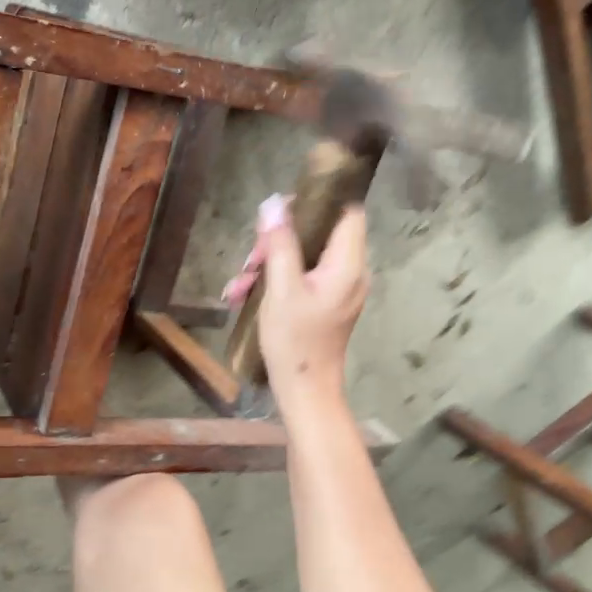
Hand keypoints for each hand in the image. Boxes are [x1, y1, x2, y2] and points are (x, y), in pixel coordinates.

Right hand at [255, 196, 368, 395]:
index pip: (347, 212)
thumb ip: (279, 244)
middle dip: (279, 239)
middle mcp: (350, 272)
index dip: (318, 201)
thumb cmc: (295, 341)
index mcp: (347, 265)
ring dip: (269, 263)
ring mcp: (338, 288)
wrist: (304, 391)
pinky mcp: (324, 302)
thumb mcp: (281, 288)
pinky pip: (301, 277)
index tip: (282, 208)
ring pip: (304, 256)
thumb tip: (272, 204)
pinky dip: (274, 281)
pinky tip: (245, 295)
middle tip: (251, 257)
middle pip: (318, 233)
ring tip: (241, 283)